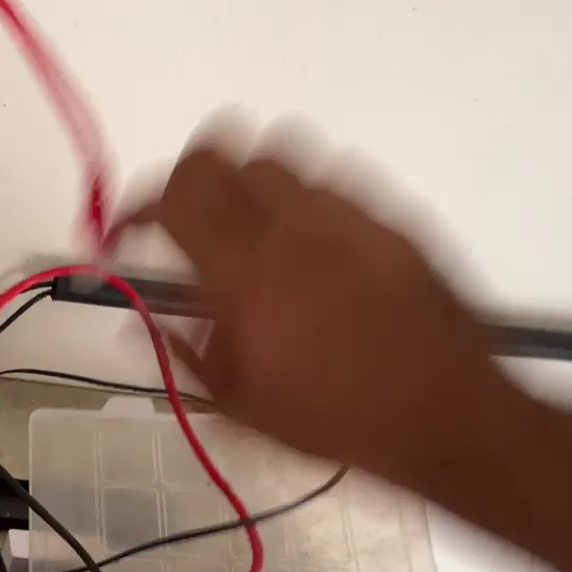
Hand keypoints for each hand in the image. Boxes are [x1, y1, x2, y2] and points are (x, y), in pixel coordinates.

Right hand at [129, 127, 526, 487]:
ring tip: (242, 231)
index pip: (172, 198)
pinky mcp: (388, 218)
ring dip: (241, 182)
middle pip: (217, 152)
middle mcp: (289, 225)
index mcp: (242, 273)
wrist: (446, 414)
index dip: (135, 207)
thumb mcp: (235, 403)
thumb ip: (179, 351)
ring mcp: (345, 213)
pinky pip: (328, 179)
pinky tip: (303, 246)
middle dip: (182, 181)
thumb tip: (133, 324)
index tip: (124, 232)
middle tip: (178, 223)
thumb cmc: (329, 419)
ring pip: (273, 153)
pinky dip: (296, 198)